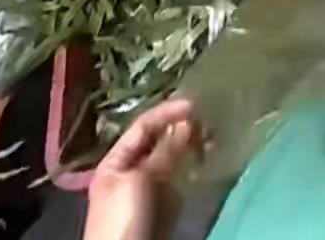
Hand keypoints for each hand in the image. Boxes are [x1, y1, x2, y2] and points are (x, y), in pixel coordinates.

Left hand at [85, 99, 197, 239]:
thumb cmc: (123, 220)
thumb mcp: (140, 182)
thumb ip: (163, 151)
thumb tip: (186, 123)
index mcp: (116, 161)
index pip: (143, 126)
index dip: (166, 112)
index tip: (193, 104)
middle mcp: (130, 170)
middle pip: (157, 141)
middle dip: (179, 128)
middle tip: (205, 119)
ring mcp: (146, 189)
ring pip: (169, 158)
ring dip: (187, 145)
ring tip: (208, 136)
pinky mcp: (161, 206)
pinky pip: (176, 179)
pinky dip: (189, 167)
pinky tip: (203, 159)